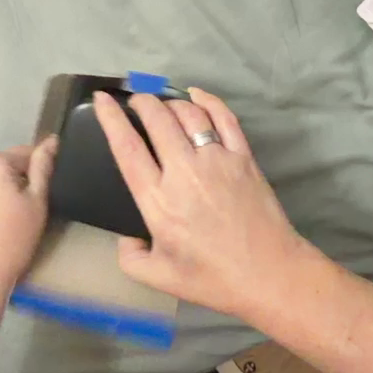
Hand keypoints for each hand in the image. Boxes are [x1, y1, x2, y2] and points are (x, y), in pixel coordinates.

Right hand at [93, 88, 322, 323]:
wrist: (269, 274)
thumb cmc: (212, 278)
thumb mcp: (158, 278)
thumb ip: (130, 257)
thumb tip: (125, 238)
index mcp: (158, 200)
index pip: (127, 147)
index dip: (111, 118)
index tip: (103, 100)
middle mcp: (184, 172)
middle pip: (157, 119)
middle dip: (142, 102)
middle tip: (135, 100)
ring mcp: (217, 160)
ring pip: (188, 114)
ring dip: (170, 102)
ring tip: (162, 104)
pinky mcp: (243, 158)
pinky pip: (224, 118)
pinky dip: (207, 100)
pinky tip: (197, 95)